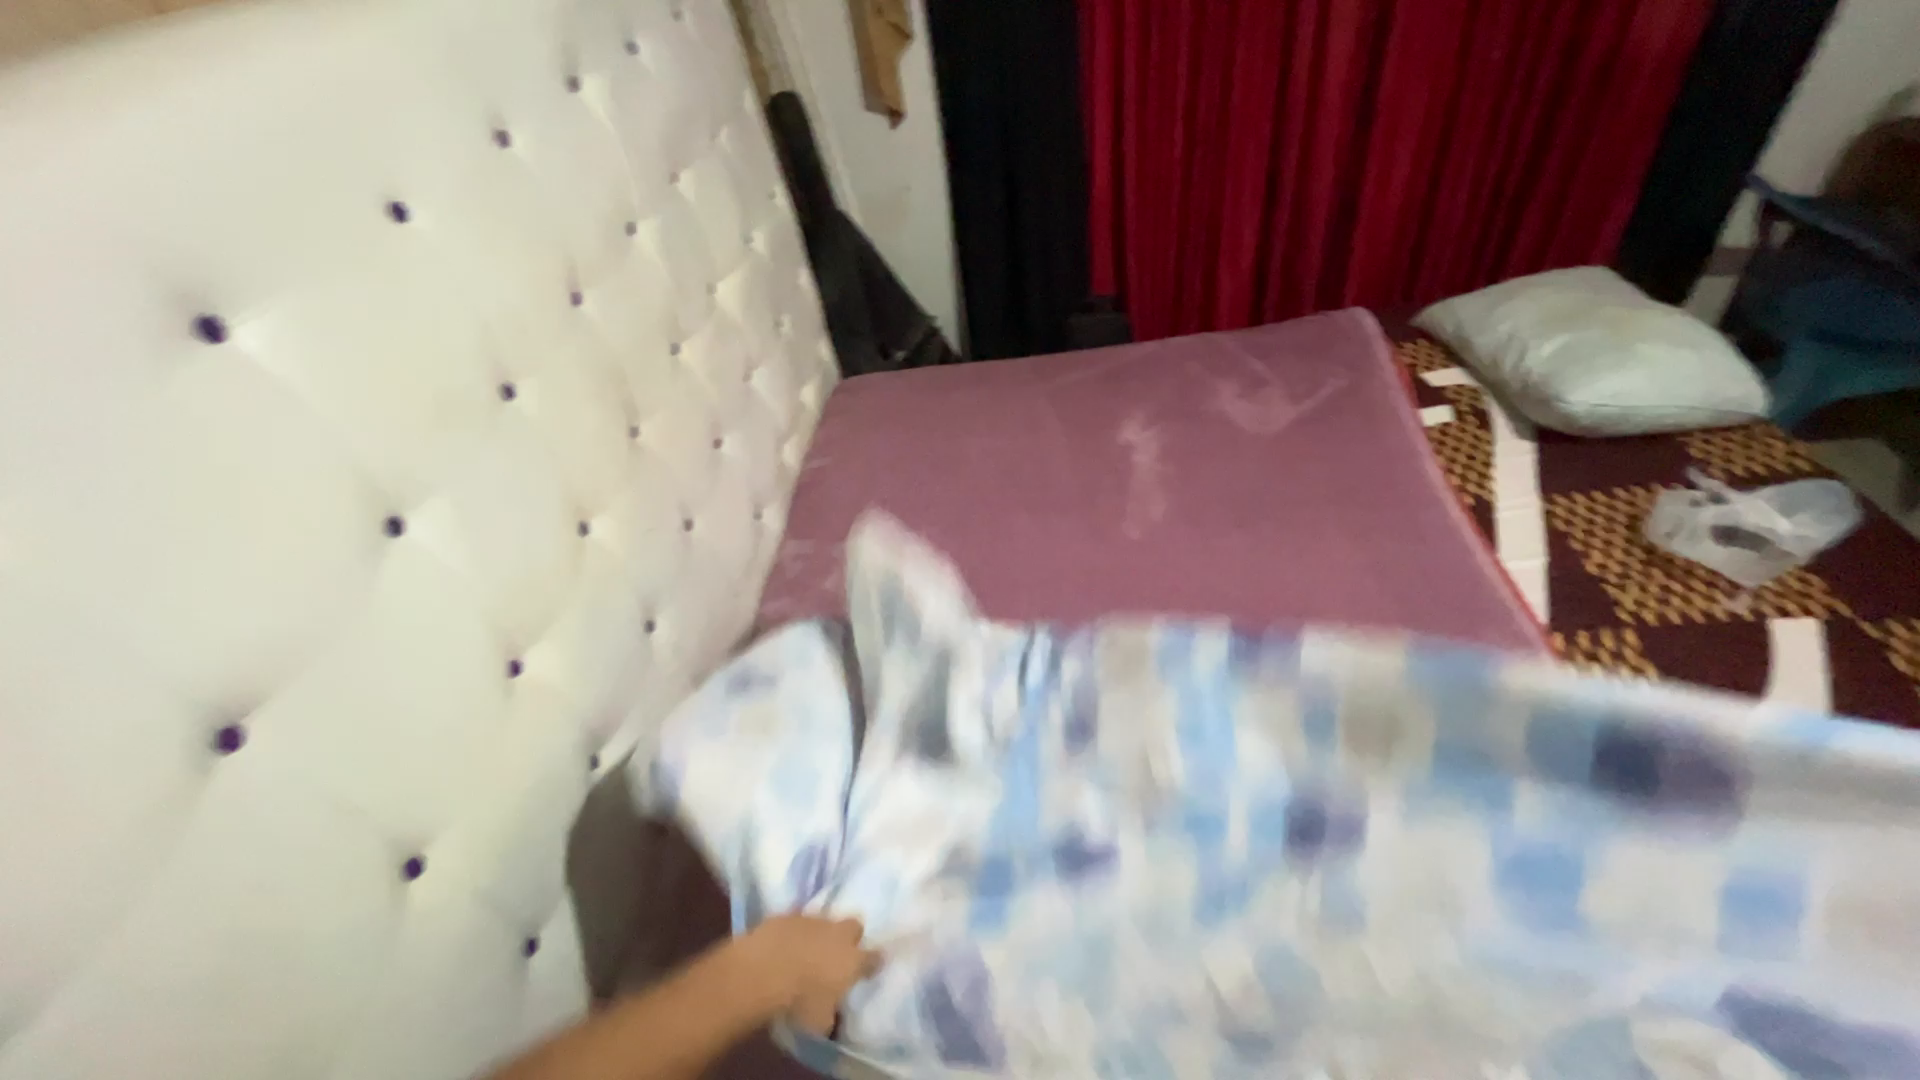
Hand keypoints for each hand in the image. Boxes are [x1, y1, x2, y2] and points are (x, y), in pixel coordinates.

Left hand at [736, 914, 880, 1034]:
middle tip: (838, 952)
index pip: (874, 958)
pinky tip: (784, 942)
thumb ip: (830, 1016)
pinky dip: (795, 930)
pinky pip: (798, 919)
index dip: (873, 962)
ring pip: (825, 920)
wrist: (763, 971)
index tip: (870, 967)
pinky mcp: (788, 914)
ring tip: (807, 949)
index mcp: (853, 961)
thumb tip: (831, 1015)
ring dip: (820, 932)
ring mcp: (813, 920)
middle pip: (855, 926)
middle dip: (849, 936)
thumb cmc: (798, 1001)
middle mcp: (838, 935)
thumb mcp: (818, 1023)